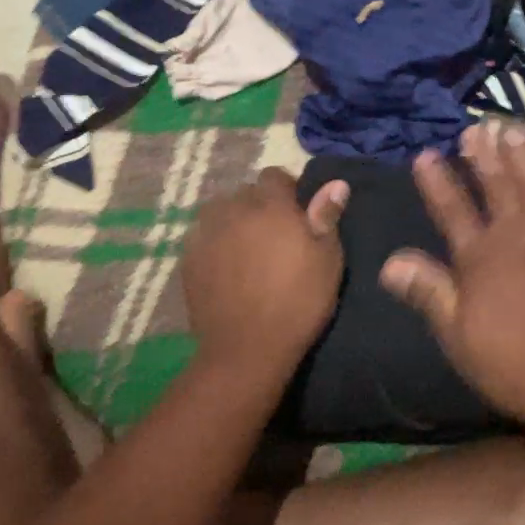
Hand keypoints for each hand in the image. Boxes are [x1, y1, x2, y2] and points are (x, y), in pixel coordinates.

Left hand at [178, 168, 348, 372]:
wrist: (247, 349)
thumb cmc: (298, 302)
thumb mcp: (327, 260)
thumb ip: (327, 217)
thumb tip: (335, 182)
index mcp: (271, 206)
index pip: (274, 176)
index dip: (287, 191)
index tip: (297, 214)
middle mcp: (234, 210)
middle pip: (246, 194)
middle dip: (260, 207)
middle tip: (274, 236)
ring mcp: (206, 234)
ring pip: (220, 213)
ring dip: (234, 222)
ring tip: (246, 249)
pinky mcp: (189, 259)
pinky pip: (203, 238)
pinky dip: (215, 244)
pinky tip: (226, 268)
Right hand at [381, 125, 524, 424]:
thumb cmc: (507, 362)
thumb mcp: (455, 333)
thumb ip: (427, 291)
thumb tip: (390, 262)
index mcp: (481, 258)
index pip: (453, 211)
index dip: (438, 182)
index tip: (426, 154)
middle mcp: (518, 240)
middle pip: (498, 189)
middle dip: (485, 156)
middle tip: (478, 127)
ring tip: (519, 133)